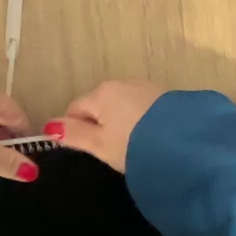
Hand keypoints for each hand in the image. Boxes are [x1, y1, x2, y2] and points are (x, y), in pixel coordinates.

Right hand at [44, 80, 166, 172]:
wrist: (186, 143)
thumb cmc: (134, 145)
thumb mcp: (100, 145)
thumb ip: (74, 134)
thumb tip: (49, 126)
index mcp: (101, 93)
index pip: (75, 108)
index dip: (75, 130)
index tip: (88, 151)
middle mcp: (123, 83)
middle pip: (100, 106)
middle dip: (101, 126)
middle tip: (112, 152)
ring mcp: (147, 88)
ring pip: (122, 107)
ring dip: (123, 124)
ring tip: (133, 148)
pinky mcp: (167, 97)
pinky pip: (143, 109)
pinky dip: (142, 122)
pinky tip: (150, 139)